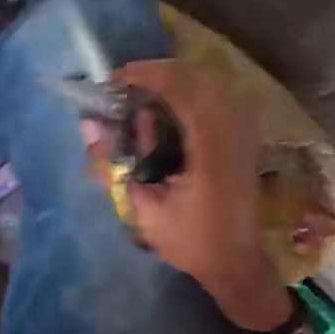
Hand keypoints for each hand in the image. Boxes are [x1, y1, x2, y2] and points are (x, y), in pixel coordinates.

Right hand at [85, 60, 291, 329]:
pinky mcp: (246, 138)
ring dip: (178, 77)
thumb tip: (88, 125)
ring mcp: (245, 134)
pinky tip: (174, 101)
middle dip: (159, 71)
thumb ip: (113, 166)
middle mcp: (233, 134)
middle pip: (201, 77)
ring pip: (215, 82)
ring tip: (145, 88)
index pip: (184, 91)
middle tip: (126, 82)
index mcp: (210, 152)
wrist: (235, 262)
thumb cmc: (187, 240)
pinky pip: (223, 96)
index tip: (115, 79)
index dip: (148, 75)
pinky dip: (195, 88)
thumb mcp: (141, 208)